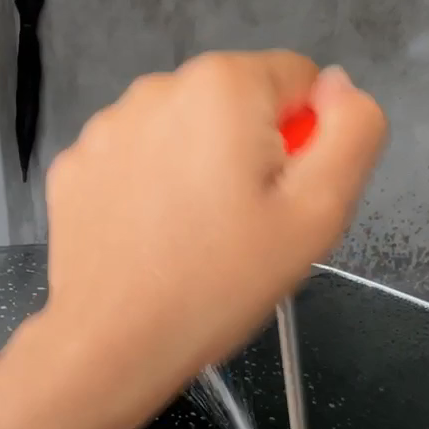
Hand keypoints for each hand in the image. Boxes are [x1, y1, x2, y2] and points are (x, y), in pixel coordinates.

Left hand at [9, 51, 386, 428]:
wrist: (110, 345)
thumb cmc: (208, 291)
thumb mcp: (318, 215)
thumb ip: (354, 131)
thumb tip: (340, 90)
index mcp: (223, 87)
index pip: (298, 83)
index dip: (301, 146)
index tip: (276, 202)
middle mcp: (156, 92)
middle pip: (232, 110)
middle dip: (243, 160)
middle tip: (234, 232)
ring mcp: (106, 132)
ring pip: (178, 139)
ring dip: (190, 177)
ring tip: (186, 243)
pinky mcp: (74, 171)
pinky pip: (130, 167)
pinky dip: (142, 196)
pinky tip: (146, 243)